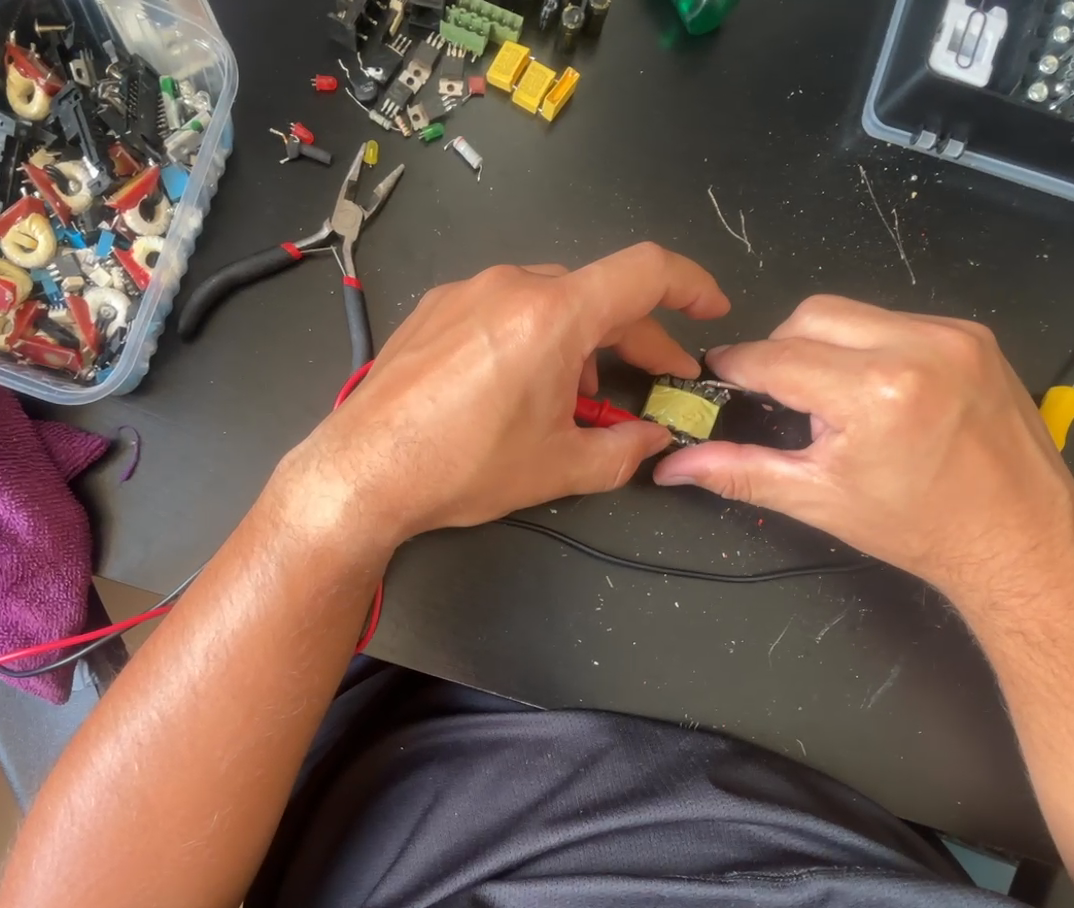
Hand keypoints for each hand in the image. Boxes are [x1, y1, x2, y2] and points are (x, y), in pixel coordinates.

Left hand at [276, 243, 730, 545]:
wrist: (363, 471)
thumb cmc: (463, 469)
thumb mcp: (559, 468)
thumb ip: (625, 451)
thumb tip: (654, 441)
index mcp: (553, 315)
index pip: (646, 271)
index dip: (691, 284)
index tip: (710, 308)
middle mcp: (510, 286)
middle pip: (596, 292)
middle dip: (635, 337)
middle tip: (655, 381)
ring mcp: (465, 292)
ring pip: (548, 300)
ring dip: (580, 341)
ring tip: (579, 397)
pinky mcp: (433, 309)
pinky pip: (502, 308)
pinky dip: (531, 337)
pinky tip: (519, 384)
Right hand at [651, 295, 1073, 603]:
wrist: (1020, 536)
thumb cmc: (916, 527)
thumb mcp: (815, 499)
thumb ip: (737, 470)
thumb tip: (671, 467)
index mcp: (876, 394)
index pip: (777, 357)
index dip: (735, 366)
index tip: (715, 377)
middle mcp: (919, 347)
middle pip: (811, 316)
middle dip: (779, 350)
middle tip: (776, 396)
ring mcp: (954, 335)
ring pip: (852, 312)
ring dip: (822, 345)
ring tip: (828, 398)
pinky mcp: (973, 336)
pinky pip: (893, 320)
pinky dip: (865, 347)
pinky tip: (871, 392)